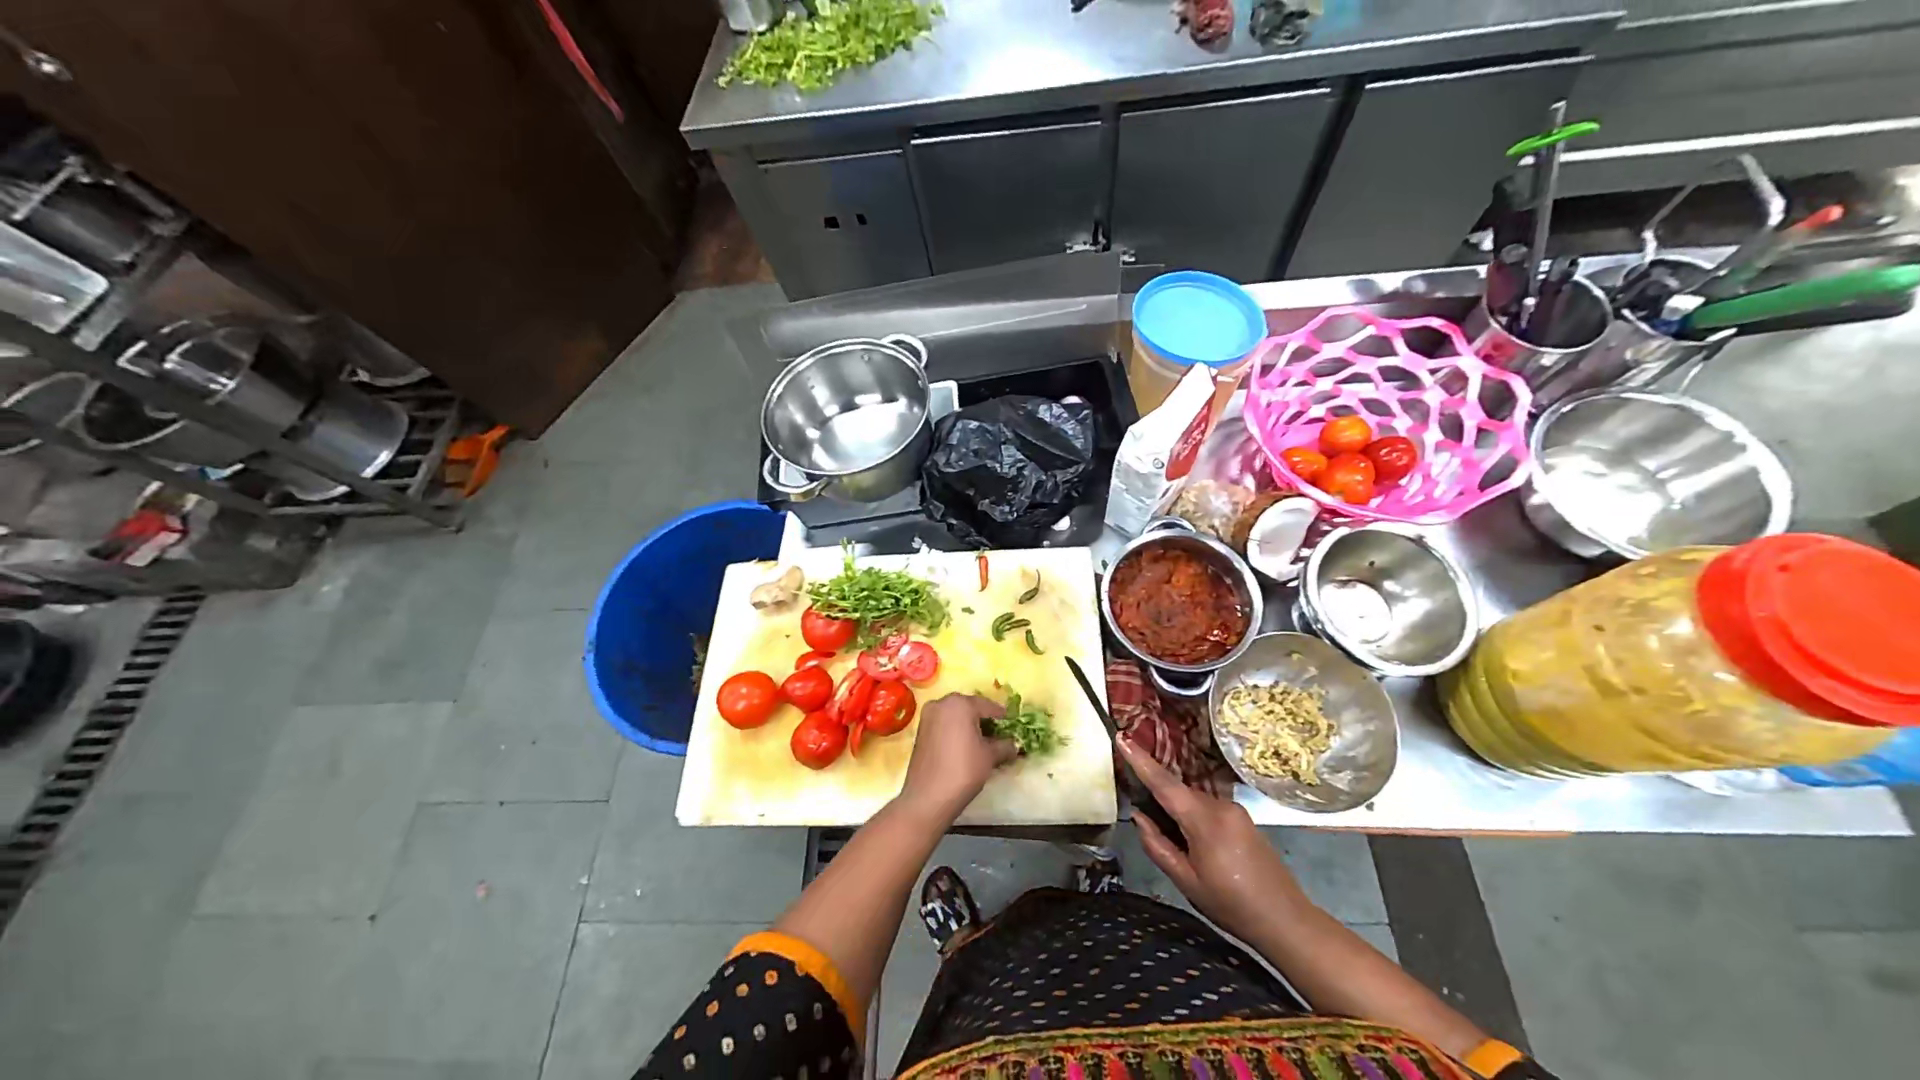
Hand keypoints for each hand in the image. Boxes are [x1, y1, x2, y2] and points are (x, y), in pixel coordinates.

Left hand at [901, 694, 1017, 819]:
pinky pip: (944, 724)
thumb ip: (1004, 745)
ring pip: (954, 715)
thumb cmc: (963, 769)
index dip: (1001, 716)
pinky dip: (955, 731)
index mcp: (960, 704)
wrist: (928, 797)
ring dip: (968, 725)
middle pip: (969, 707)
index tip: (1012, 723)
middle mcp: (941, 704)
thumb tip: (1014, 744)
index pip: (987, 705)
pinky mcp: (920, 731)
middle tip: (998, 733)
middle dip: (984, 719)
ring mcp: (928, 717)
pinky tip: (965, 746)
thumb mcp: (990, 756)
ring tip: (983, 741)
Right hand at [1119, 735, 1309, 940]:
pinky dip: (1192, 816)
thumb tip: (1139, 817)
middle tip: (1140, 814)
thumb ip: (1157, 845)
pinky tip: (1192, 841)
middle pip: (1178, 792)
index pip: (1165, 784)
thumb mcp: (1186, 881)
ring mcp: (1235, 810)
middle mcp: (1221, 805)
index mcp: (1205, 820)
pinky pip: (1207, 807)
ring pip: (1193, 800)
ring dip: (1177, 811)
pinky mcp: (1243, 818)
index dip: (1141, 761)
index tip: (1122, 738)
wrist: (1286, 920)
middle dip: (1157, 797)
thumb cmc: (1232, 905)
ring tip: (1170, 838)